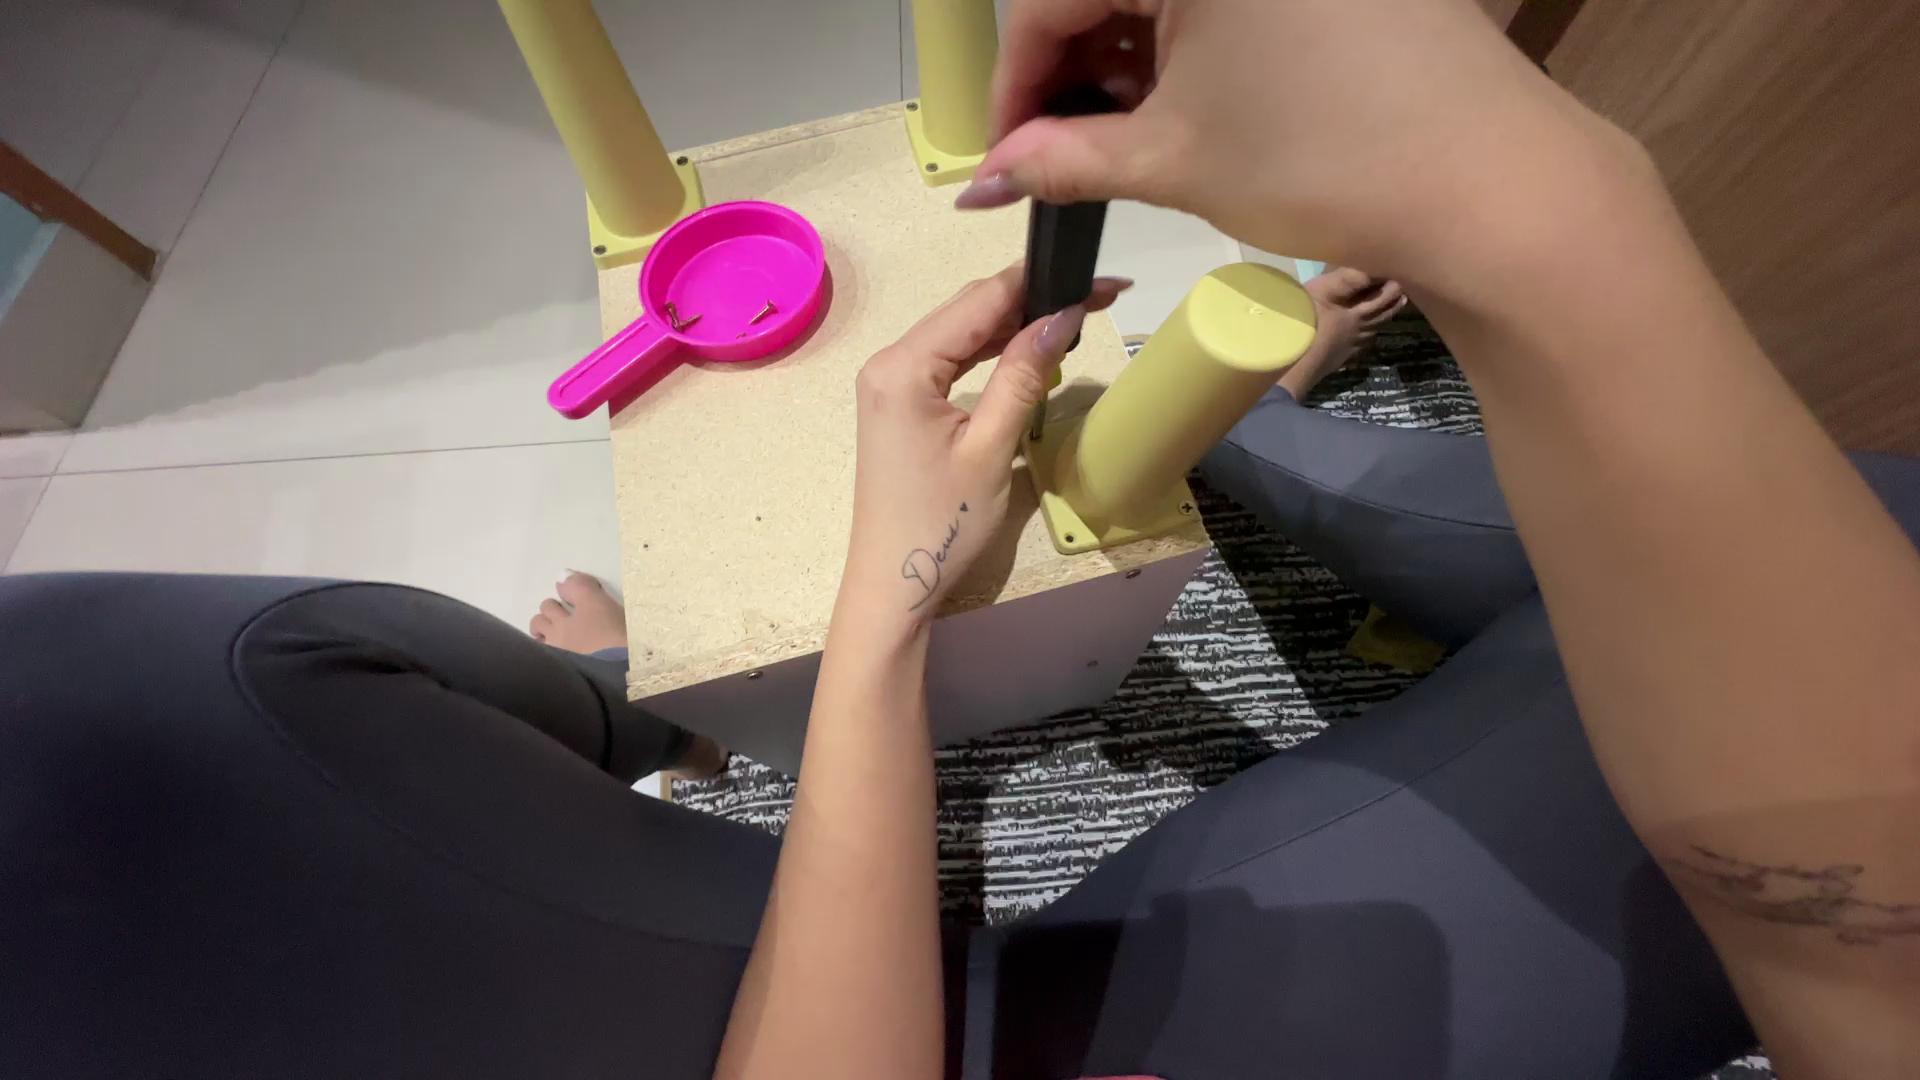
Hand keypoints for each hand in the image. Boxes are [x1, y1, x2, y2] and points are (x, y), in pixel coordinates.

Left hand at [838, 264, 1128, 625]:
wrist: (894, 583)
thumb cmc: (942, 524)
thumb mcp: (990, 449)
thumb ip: (1023, 375)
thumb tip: (1064, 313)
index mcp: (903, 367)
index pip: (979, 301)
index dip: (1039, 283)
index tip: (1097, 276)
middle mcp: (889, 362)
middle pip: (967, 311)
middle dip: (1030, 300)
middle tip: (1097, 295)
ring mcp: (891, 384)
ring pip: (959, 335)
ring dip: (1012, 325)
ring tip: (1072, 317)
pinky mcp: (900, 405)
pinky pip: (949, 363)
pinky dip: (988, 353)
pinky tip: (1025, 348)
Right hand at [960, 0, 1640, 283]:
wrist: (1473, 176)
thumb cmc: (1310, 161)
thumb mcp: (1168, 160)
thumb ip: (1060, 161)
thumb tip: (983, 179)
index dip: (1011, 86)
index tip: (1002, 156)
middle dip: (1060, 73)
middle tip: (1051, 151)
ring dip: (1113, 58)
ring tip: (1110, 134)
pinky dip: (1171, 40)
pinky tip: (1167, 97)